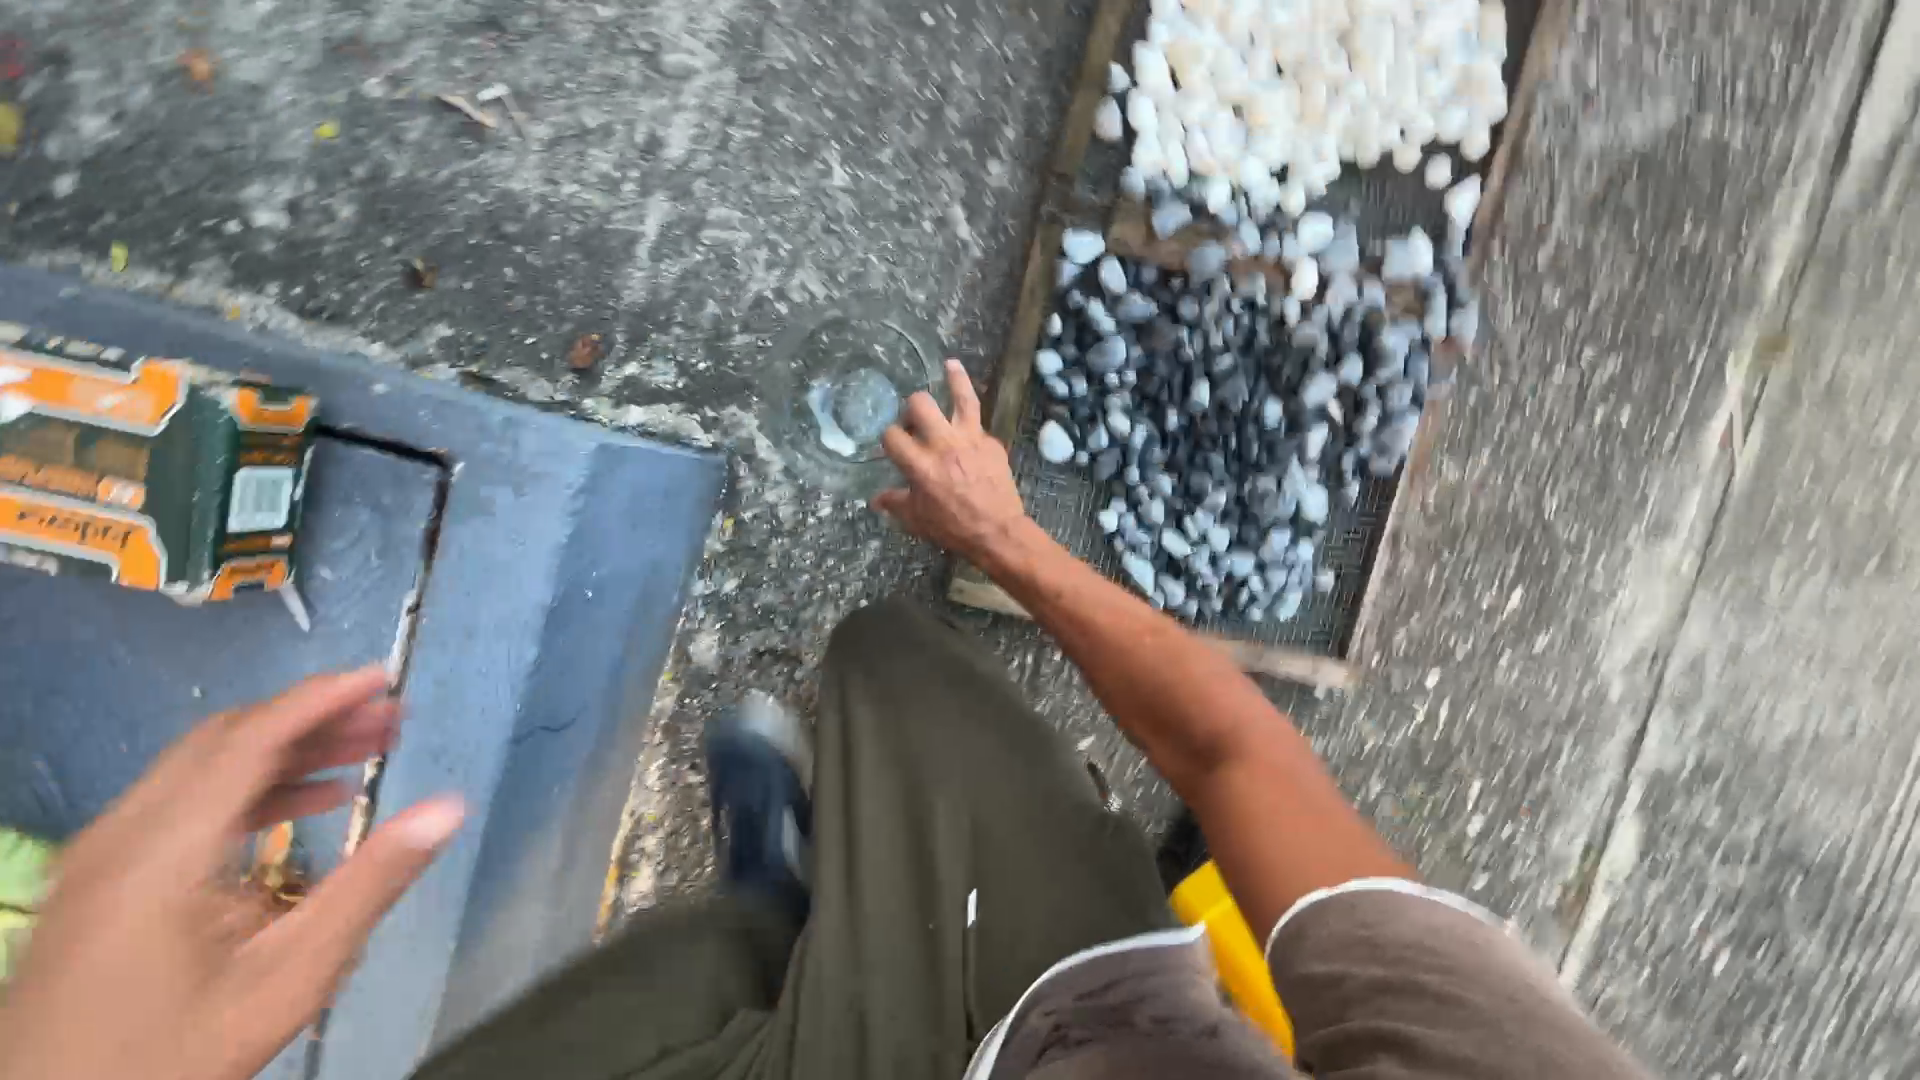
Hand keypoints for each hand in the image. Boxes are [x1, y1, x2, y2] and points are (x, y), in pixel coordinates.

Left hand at [0, 667, 464, 1079]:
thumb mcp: (292, 974)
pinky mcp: (106, 876)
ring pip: (206, 765)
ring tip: (369, 750)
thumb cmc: (178, 1049)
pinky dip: (258, 783)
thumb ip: (373, 883)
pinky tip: (319, 801)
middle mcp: (122, 835)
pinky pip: (190, 798)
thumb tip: (451, 807)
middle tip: (392, 718)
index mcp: (162, 851)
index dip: (320, 699)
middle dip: (316, 718)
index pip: (248, 741)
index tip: (385, 679)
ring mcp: (105, 855)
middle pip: (225, 741)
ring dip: (292, 748)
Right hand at [872, 359, 1032, 565]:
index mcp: (920, 466)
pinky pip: (978, 424)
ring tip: (950, 365)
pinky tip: (968, 426)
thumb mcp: (917, 520)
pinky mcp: (992, 443)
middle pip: (920, 404)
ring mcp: (971, 440)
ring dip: (955, 378)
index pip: (892, 436)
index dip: (889, 438)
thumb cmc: (954, 528)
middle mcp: (943, 445)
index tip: (893, 444)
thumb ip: (895, 504)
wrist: (998, 532)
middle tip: (915, 419)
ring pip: (961, 397)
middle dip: (911, 407)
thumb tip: (876, 499)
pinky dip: (971, 422)